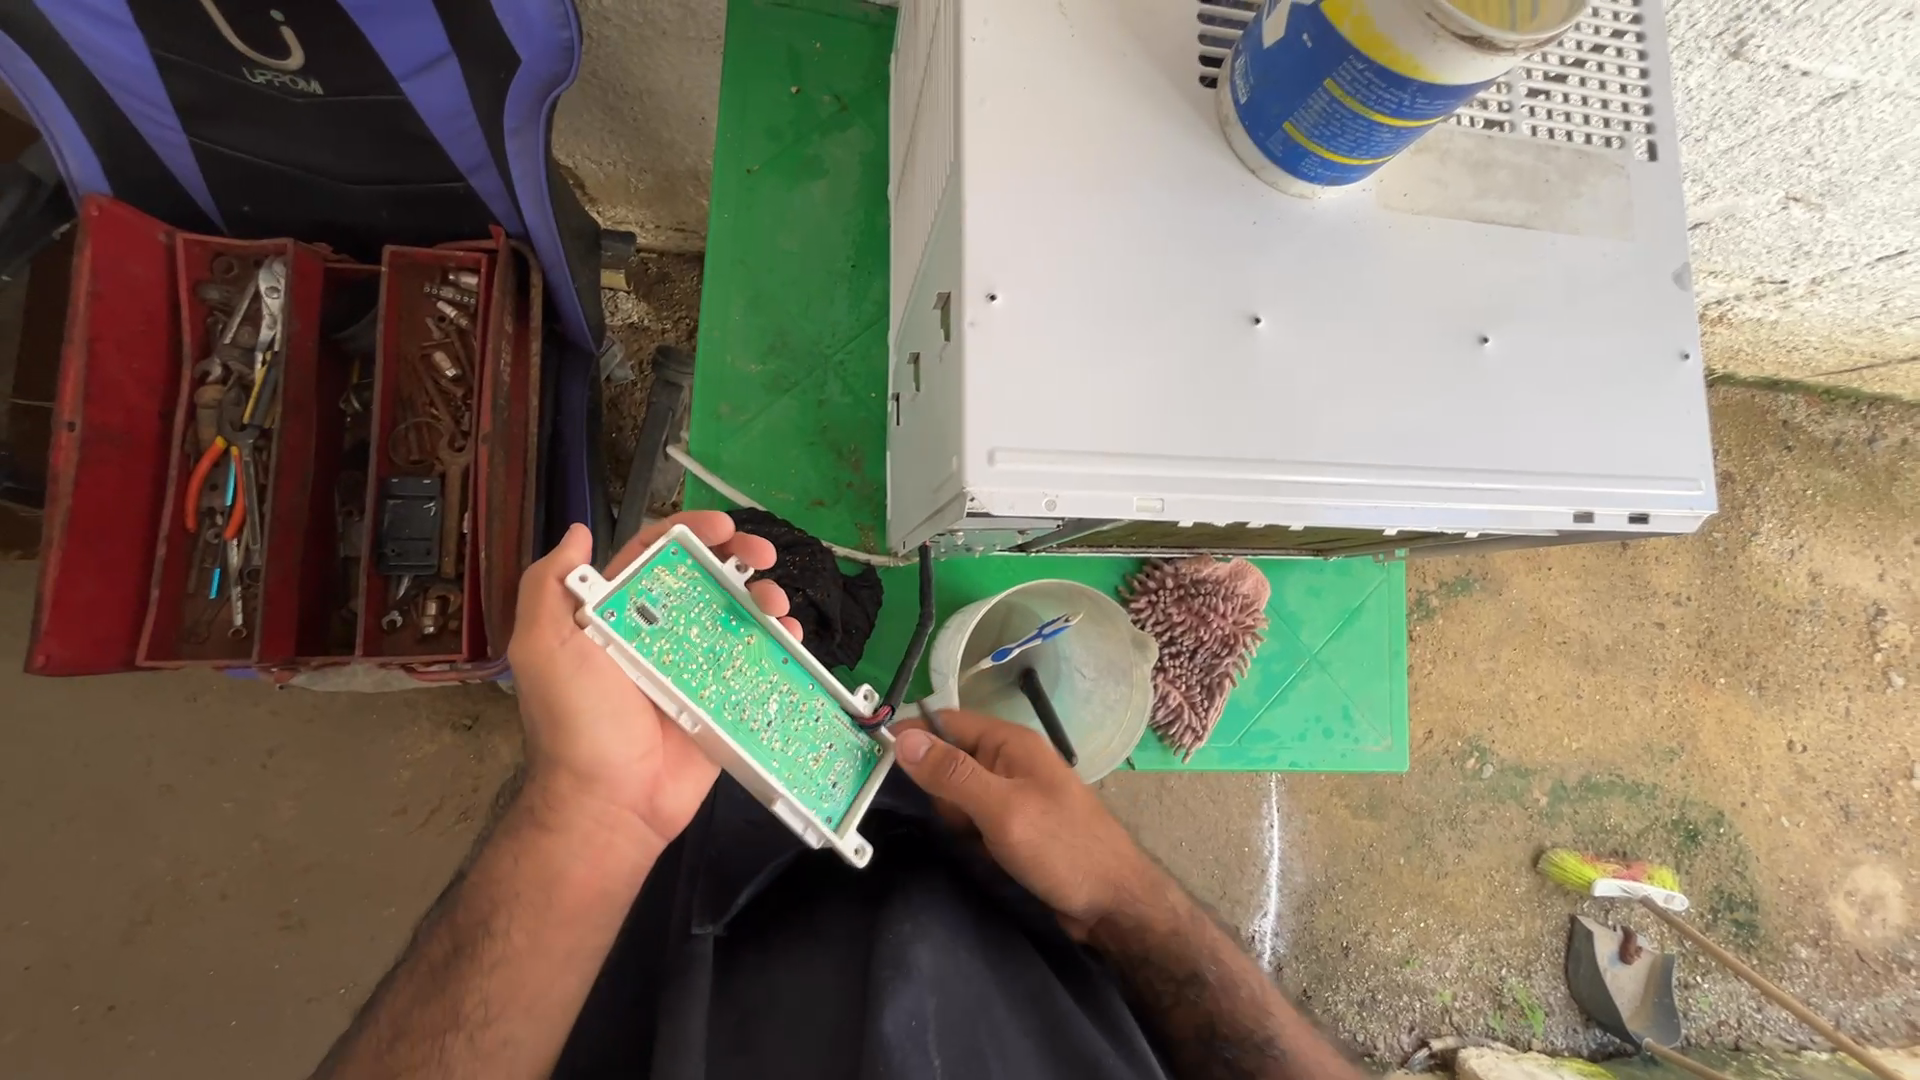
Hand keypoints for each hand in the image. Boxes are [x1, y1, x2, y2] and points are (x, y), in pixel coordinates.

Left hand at [507, 512, 800, 853]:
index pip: (654, 556)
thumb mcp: (543, 648)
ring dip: (764, 595)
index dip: (688, 531)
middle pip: (706, 578)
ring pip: (738, 614)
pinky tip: (790, 633)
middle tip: (764, 553)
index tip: (723, 525)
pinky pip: (756, 659)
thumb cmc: (577, 721)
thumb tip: (576, 532)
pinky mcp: (724, 695)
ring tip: (777, 600)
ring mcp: (696, 665)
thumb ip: (549, 586)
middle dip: (738, 557)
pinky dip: (779, 640)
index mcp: (619, 615)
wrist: (612, 801)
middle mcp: (660, 633)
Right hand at [891, 710, 1165, 939]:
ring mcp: (1011, 796)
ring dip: (956, 822)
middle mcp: (1008, 762)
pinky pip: (973, 822)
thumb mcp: (1001, 809)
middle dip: (939, 793)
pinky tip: (981, 857)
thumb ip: (952, 774)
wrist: (1114, 905)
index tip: (875, 758)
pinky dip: (969, 838)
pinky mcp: (1012, 827)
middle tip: (957, 823)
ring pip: (957, 798)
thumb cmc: (1063, 848)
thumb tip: (903, 738)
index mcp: (1009, 742)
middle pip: (948, 762)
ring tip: (978, 846)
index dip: (912, 736)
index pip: (947, 723)